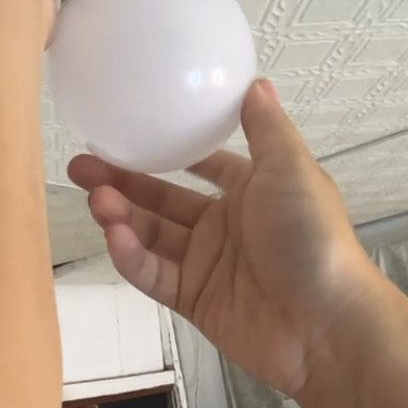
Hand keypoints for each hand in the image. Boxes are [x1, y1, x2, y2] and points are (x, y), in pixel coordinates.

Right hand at [68, 80, 390, 397]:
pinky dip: (132, 257)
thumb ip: (266, 128)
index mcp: (252, 191)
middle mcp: (226, 226)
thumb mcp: (293, 171)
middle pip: (164, 200)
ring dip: (122, 216)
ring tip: (96, 199)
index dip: (166, 148)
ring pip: (153, 236)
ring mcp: (207, 265)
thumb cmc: (312, 240)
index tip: (127, 131)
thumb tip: (254, 81)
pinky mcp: (193, 300)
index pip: (202, 163)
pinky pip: (154, 275)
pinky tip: (115, 238)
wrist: (324, 326)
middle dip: (124, 181)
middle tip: (82, 166)